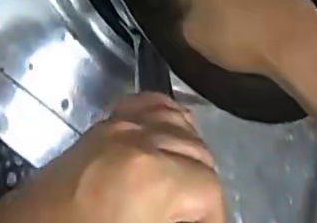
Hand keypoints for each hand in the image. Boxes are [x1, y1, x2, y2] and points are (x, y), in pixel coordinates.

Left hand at [0, 94, 223, 222]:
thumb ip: (178, 215)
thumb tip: (197, 211)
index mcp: (154, 174)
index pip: (210, 184)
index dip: (214, 214)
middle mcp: (138, 138)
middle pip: (197, 148)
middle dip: (205, 183)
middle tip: (198, 213)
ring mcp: (118, 125)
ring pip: (174, 120)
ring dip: (189, 150)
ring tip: (189, 186)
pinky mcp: (103, 125)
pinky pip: (144, 105)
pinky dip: (163, 117)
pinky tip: (169, 140)